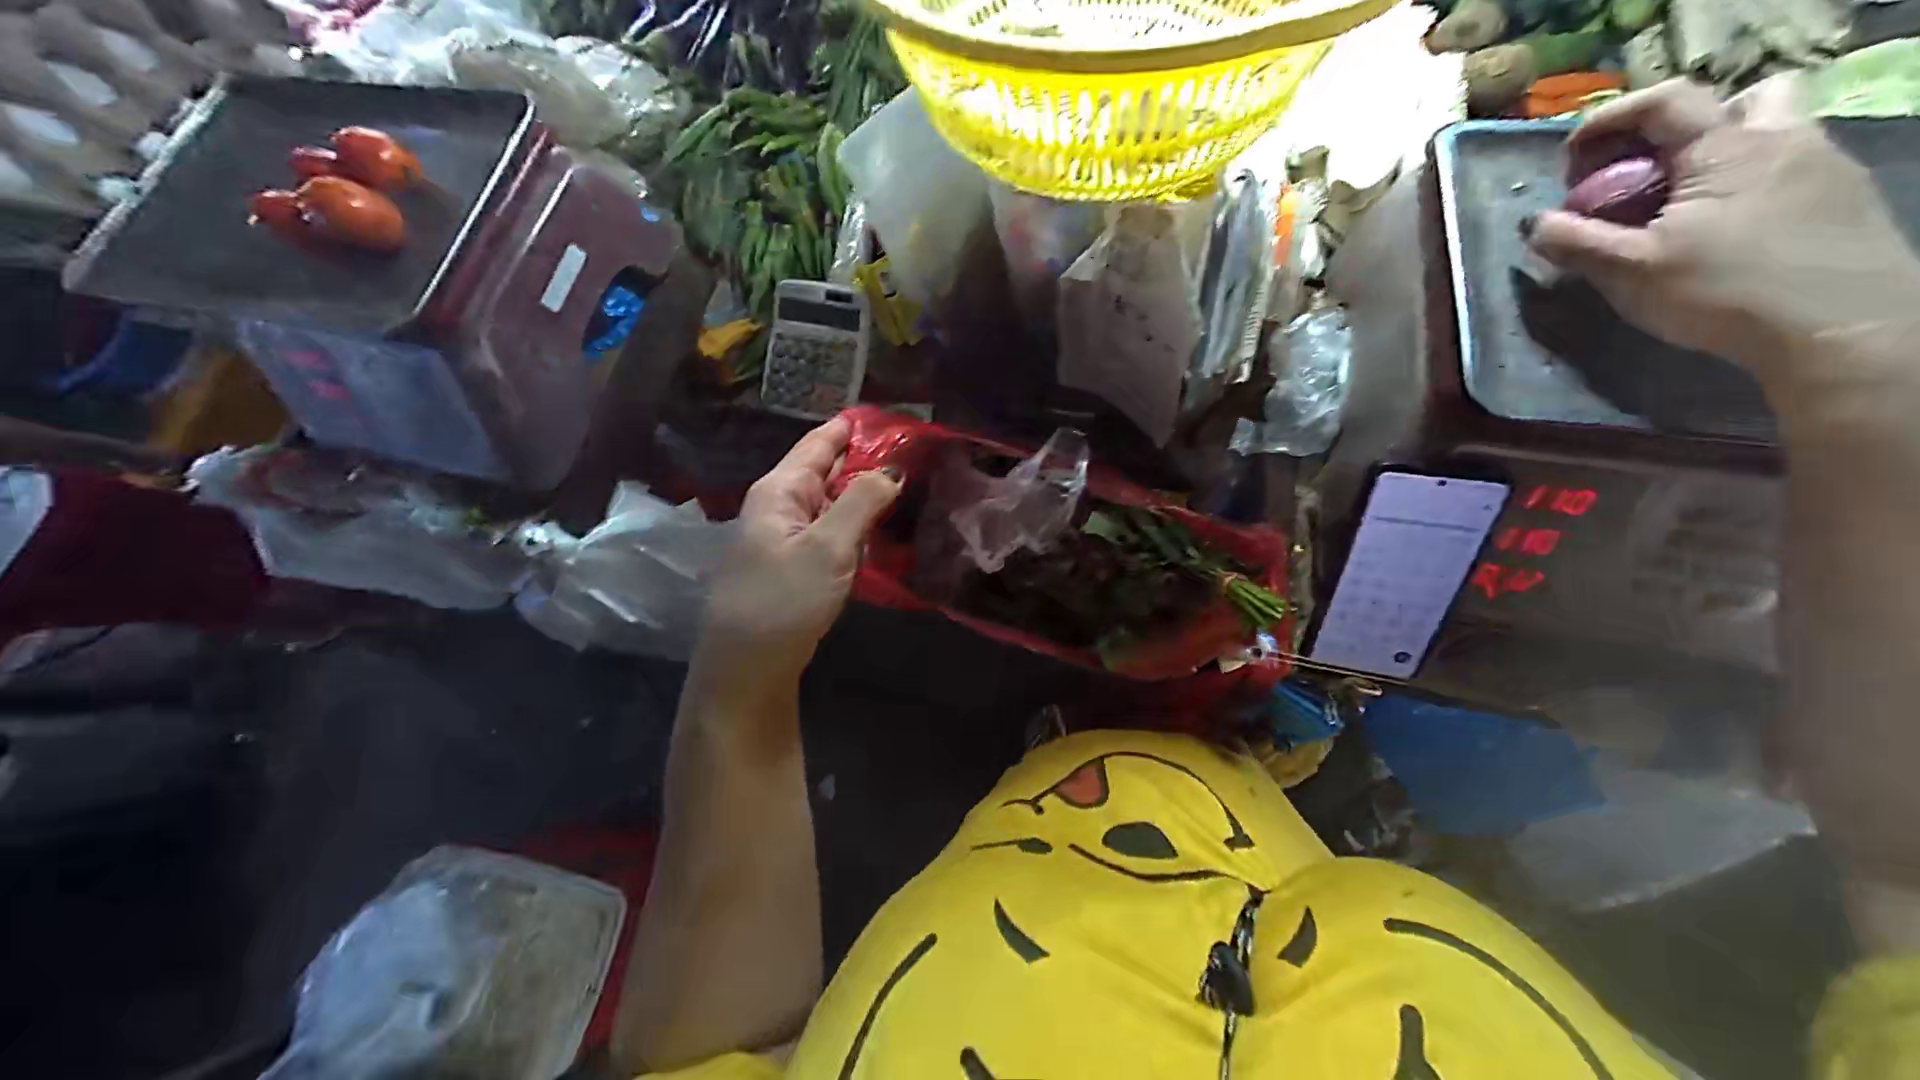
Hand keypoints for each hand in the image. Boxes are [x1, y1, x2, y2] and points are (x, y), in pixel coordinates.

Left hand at [696, 416, 900, 685]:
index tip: (888, 413)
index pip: (819, 443)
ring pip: (830, 504)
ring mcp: (783, 538)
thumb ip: (862, 502)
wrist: (746, 668)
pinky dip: (853, 528)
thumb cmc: (783, 600)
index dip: (852, 426)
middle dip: (864, 460)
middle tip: (912, 452)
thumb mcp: (828, 548)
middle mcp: (779, 506)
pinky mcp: (793, 566)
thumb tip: (892, 469)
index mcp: (780, 490)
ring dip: (862, 496)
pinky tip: (877, 534)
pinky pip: (828, 533)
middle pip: (826, 471)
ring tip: (905, 486)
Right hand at [1527, 78, 1919, 402]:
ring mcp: (1822, 165)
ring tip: (1676, 205)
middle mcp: (1783, 138)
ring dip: (1715, 156)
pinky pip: (1782, 168)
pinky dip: (1739, 185)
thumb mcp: (1628, 271)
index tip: (1570, 162)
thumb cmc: (1722, 291)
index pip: (1664, 101)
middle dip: (1681, 128)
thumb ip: (1575, 242)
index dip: (1607, 121)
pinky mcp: (1839, 198)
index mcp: (1728, 147)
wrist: (1838, 327)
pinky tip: (1718, 229)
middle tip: (1641, 174)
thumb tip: (1533, 224)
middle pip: (1737, 101)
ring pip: (1766, 133)